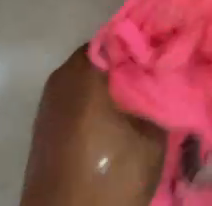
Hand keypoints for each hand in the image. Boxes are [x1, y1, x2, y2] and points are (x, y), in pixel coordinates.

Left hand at [19, 46, 165, 205]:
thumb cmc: (110, 174)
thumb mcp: (152, 136)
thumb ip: (159, 96)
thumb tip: (166, 76)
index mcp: (87, 67)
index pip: (124, 37)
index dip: (149, 46)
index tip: (167, 59)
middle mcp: (63, 73)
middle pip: (104, 56)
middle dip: (129, 67)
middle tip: (155, 84)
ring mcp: (49, 99)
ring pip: (88, 79)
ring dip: (110, 88)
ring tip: (136, 107)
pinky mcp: (44, 124)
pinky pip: (75, 100)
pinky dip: (94, 106)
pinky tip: (112, 125)